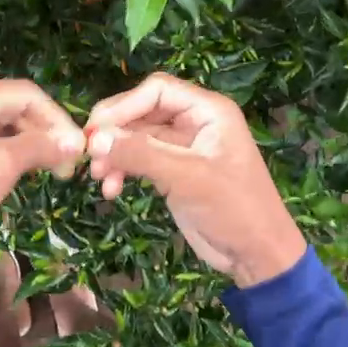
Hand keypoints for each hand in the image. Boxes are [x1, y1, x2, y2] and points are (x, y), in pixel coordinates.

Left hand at [0, 79, 85, 242]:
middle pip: (10, 105)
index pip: (28, 94)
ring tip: (41, 170)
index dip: (58, 120)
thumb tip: (72, 143)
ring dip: (21, 142)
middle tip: (62, 167)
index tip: (76, 149)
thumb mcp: (2, 166)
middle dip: (40, 133)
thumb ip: (40, 147)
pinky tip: (10, 169)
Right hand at [84, 73, 307, 287]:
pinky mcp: (174, 171)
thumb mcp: (187, 178)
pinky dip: (123, 170)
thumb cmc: (234, 208)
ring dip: (115, 154)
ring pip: (137, 137)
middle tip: (89, 153)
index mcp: (208, 110)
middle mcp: (195, 122)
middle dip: (115, 131)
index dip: (124, 105)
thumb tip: (95, 139)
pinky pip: (140, 159)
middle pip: (142, 111)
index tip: (96, 130)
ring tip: (100, 178)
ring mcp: (183, 147)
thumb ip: (141, 154)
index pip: (157, 90)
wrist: (257, 256)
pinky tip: (111, 190)